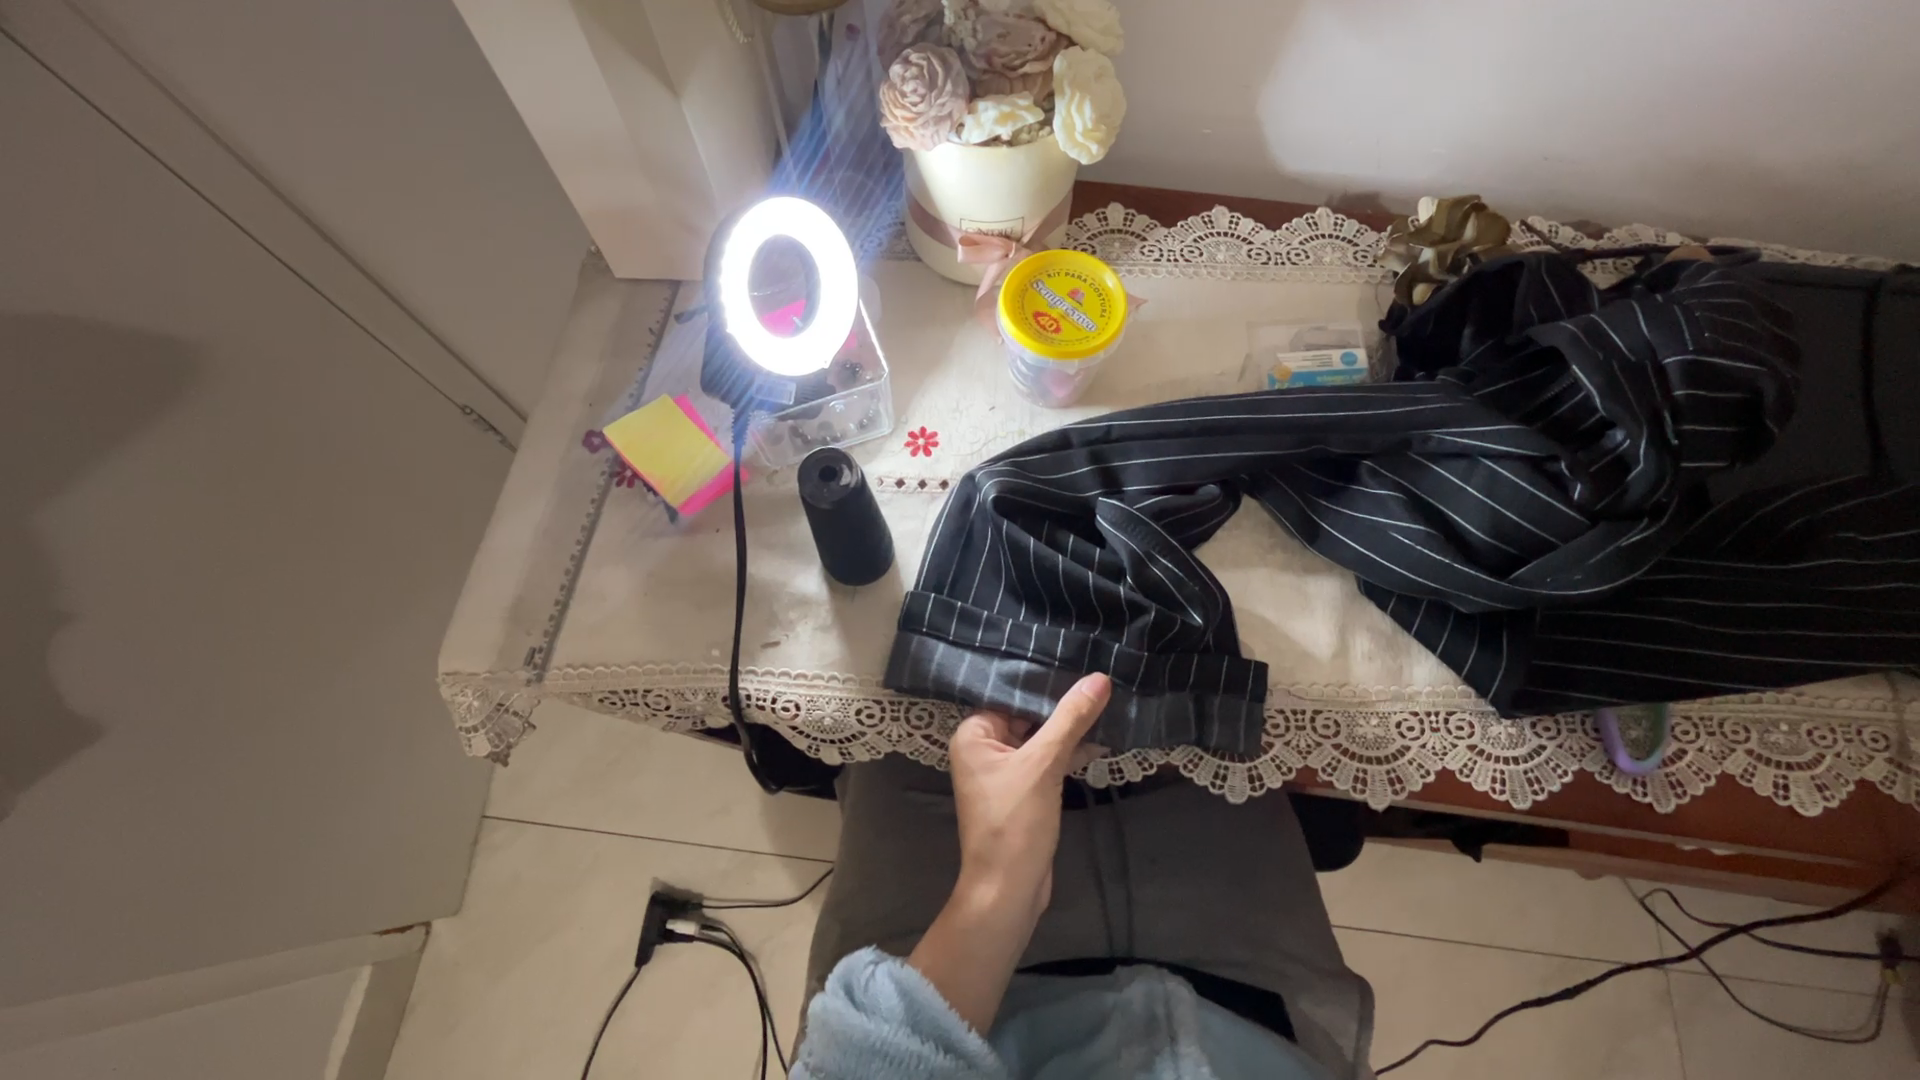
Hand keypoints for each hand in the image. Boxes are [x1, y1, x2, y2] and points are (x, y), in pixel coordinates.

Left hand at [946, 673, 1111, 922]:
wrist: (1008, 890)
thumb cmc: (1015, 821)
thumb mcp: (1044, 764)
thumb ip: (1071, 719)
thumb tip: (1099, 678)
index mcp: (973, 735)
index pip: (1010, 696)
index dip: (1044, 683)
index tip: (1079, 663)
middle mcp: (982, 749)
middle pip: (1026, 716)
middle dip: (1061, 707)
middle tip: (1100, 682)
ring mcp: (1001, 773)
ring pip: (1038, 740)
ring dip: (1069, 731)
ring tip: (1108, 707)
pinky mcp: (1021, 792)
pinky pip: (1044, 762)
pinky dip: (1067, 755)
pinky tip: (1100, 743)